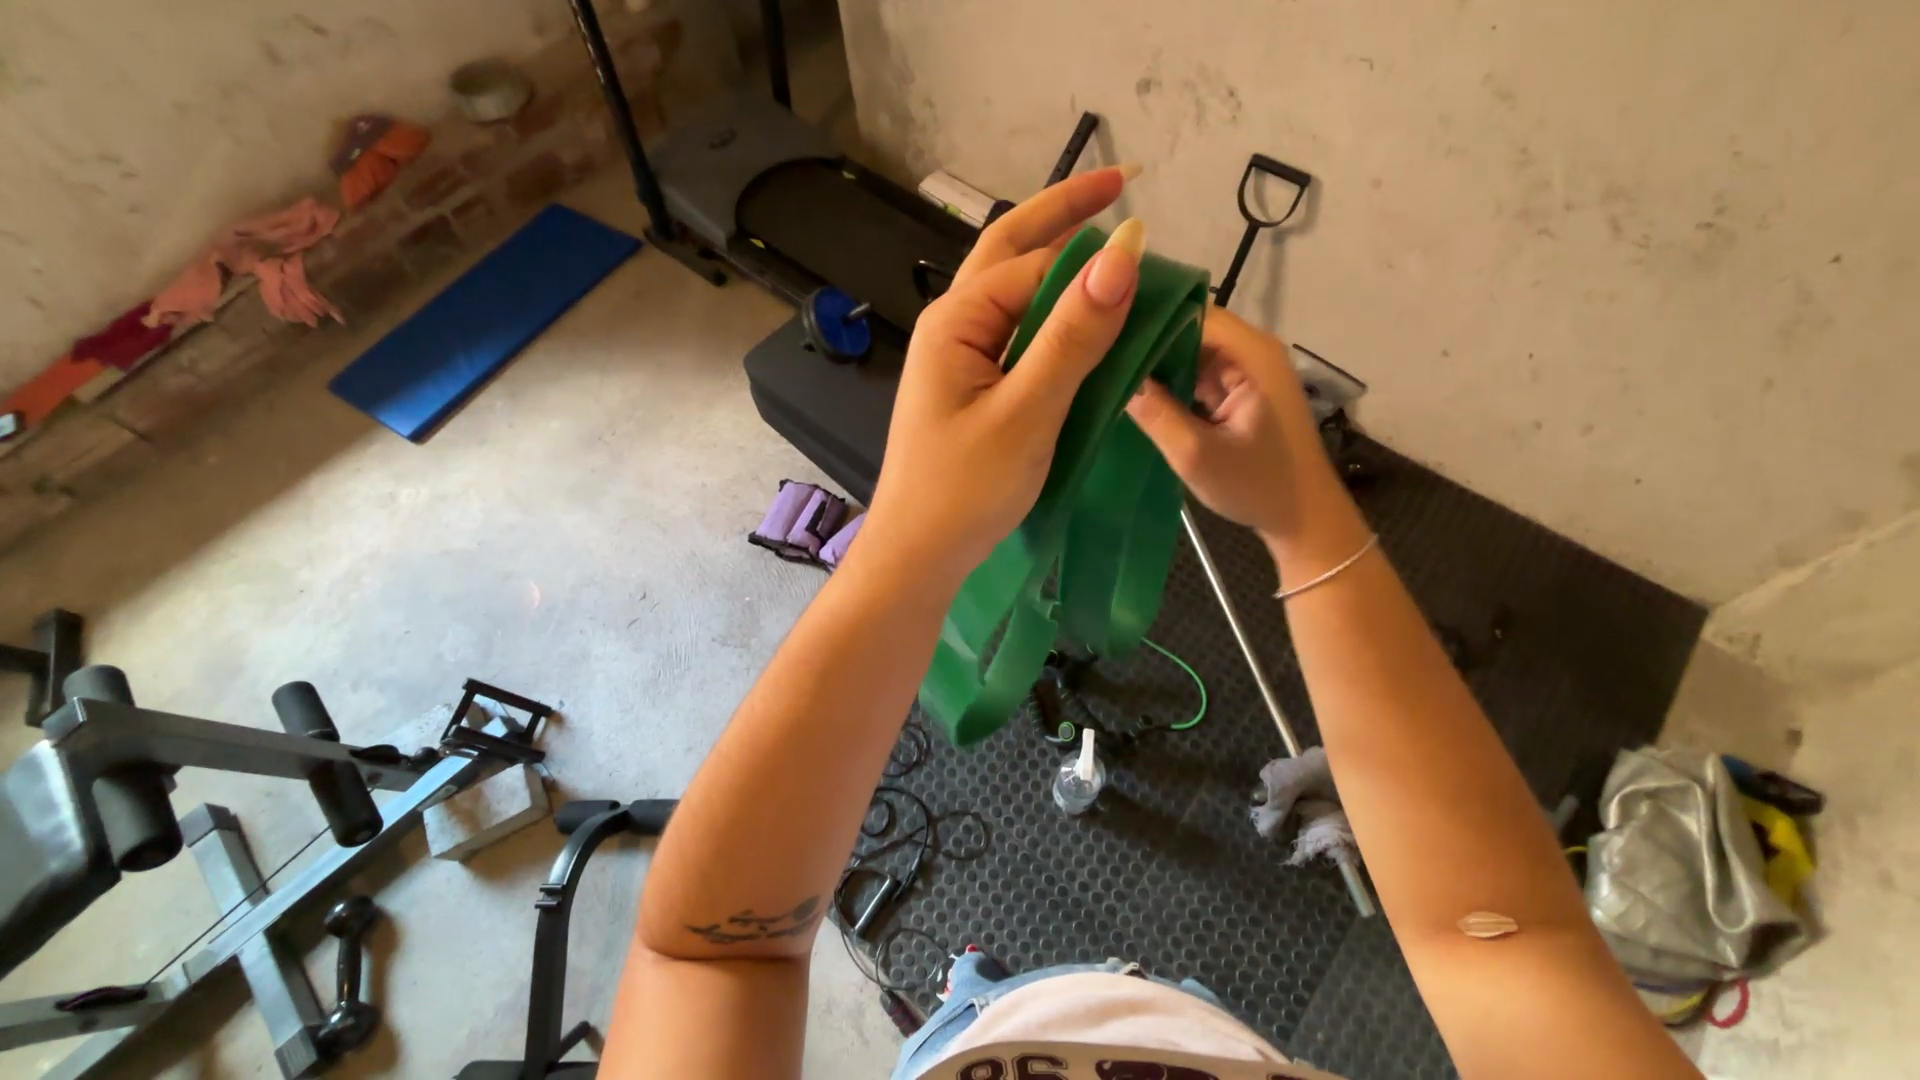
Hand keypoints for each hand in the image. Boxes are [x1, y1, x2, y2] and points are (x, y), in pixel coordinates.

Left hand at [861, 168, 1146, 585]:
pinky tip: (1088, 318)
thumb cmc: (964, 489)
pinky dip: (1058, 320)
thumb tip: (1124, 251)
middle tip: (1122, 181)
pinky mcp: (975, 389)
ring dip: (1063, 267)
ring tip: (1114, 245)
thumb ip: (1073, 334)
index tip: (1153, 242)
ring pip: (1018, 296)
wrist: (919, 555)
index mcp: (957, 320)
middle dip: (1064, 216)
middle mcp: (955, 326)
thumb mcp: (1027, 411)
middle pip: (1012, 253)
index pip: (1035, 264)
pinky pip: (1021, 339)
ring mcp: (962, 358)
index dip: (1092, 250)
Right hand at [1125, 307, 1366, 569]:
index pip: (1190, 312)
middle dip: (1146, 340)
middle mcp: (1252, 350)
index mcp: (1251, 353)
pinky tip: (1136, 391)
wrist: (1304, 519)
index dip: (1146, 319)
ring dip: (1155, 362)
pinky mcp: (1241, 389)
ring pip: (1189, 349)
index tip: (1101, 335)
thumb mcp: (1195, 454)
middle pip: (1189, 326)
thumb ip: (1155, 412)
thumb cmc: (1256, 486)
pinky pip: (1197, 371)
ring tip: (1107, 369)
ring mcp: (1247, 369)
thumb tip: (1112, 374)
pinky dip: (1170, 380)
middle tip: (1097, 355)